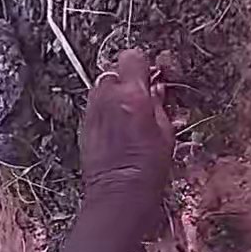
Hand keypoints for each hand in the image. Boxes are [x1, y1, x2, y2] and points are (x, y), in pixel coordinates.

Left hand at [80, 49, 173, 215]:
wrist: (119, 194)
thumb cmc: (147, 168)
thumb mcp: (166, 132)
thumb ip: (159, 104)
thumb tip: (156, 89)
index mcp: (132, 95)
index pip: (133, 57)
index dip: (143, 65)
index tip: (151, 77)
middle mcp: (107, 97)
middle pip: (114, 70)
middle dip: (128, 80)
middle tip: (142, 98)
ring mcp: (93, 110)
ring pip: (102, 87)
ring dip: (115, 94)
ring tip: (129, 115)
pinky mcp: (84, 124)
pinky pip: (96, 106)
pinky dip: (106, 110)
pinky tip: (118, 129)